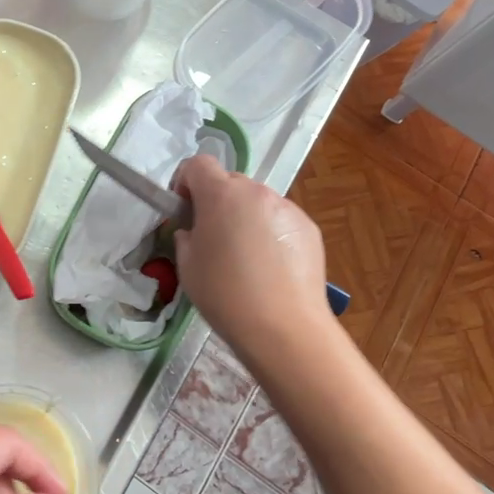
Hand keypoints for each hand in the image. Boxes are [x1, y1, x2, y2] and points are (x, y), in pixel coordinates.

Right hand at [172, 154, 329, 362]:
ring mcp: (286, 208)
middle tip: (214, 237)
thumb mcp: (187, 265)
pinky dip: (271, 233)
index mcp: (221, 194)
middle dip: (217, 201)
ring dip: (246, 217)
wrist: (283, 328)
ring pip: (257, 201)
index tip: (185, 209)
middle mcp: (256, 192)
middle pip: (230, 182)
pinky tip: (272, 268)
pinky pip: (280, 220)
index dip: (186, 181)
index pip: (198, 164)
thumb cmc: (225, 295)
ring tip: (247, 258)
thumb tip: (195, 230)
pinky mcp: (308, 227)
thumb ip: (186, 236)